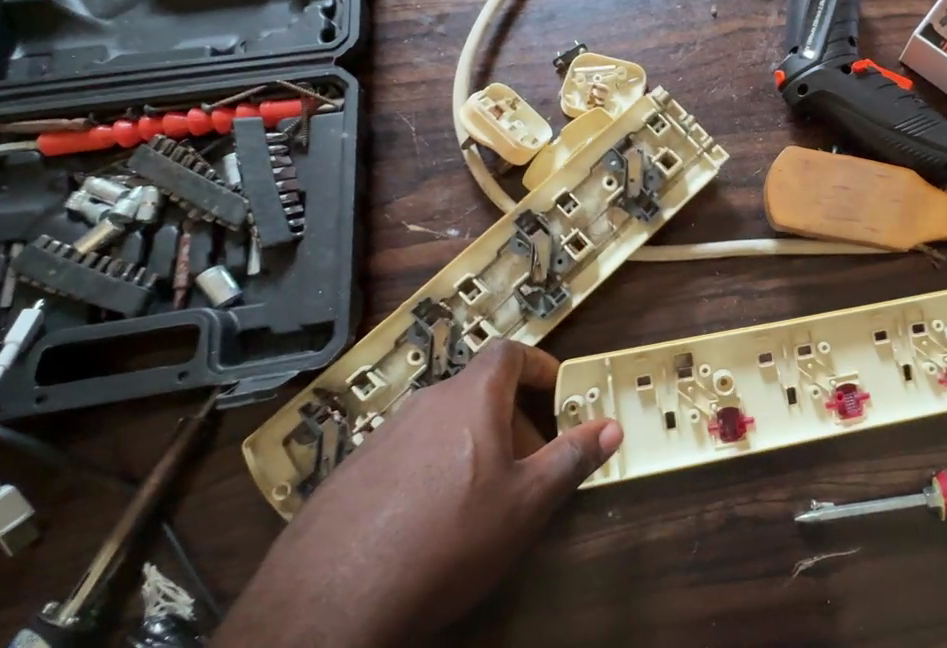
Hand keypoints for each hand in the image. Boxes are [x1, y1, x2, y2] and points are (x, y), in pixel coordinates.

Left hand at [218, 341, 621, 646]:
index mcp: (471, 398)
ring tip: (486, 499)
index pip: (510, 352)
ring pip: (446, 423)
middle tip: (532, 466)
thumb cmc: (449, 537)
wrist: (335, 594)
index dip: (539, 365)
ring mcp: (385, 434)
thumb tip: (611, 428)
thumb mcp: (526, 503)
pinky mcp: (356, 469)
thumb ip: (572, 459)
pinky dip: (437, 467)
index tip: (559, 392)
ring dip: (476, 445)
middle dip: (514, 420)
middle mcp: (427, 403)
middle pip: (480, 391)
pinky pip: (412, 451)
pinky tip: (435, 520)